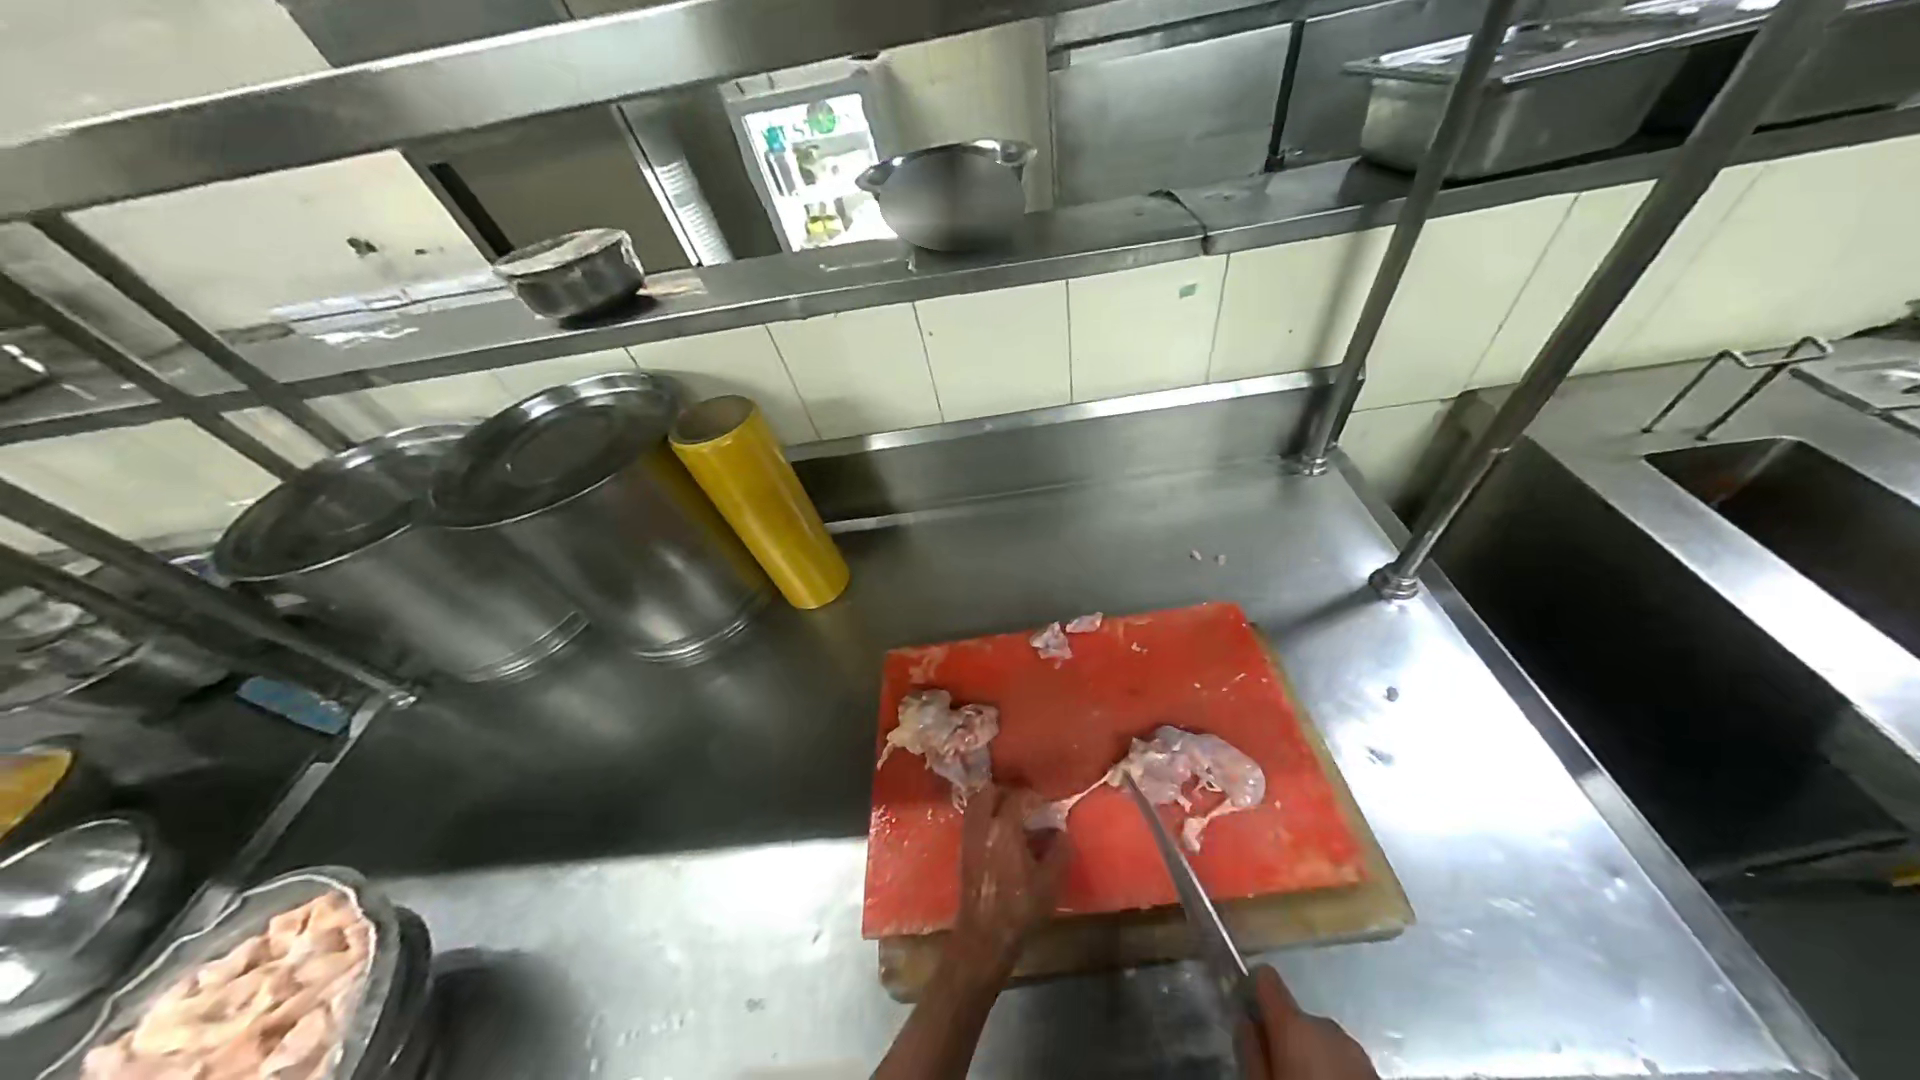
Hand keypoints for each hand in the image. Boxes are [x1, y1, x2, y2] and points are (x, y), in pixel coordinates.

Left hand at [952, 785, 1070, 970]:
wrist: (985, 934)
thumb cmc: (1020, 906)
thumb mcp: (1050, 880)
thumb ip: (1059, 850)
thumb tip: (1061, 831)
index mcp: (1003, 827)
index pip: (1017, 797)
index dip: (1033, 796)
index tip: (1046, 802)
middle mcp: (982, 825)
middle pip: (988, 792)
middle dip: (1006, 791)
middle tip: (1025, 800)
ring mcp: (968, 837)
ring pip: (976, 804)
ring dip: (993, 801)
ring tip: (1013, 812)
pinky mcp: (963, 850)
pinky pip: (973, 819)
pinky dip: (985, 815)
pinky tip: (1002, 831)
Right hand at [1237, 966, 1378, 1079]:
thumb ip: (1249, 1050)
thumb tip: (1245, 1021)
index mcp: (1293, 1024)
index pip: (1266, 978)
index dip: (1252, 989)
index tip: (1247, 1012)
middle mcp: (1325, 1025)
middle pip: (1293, 1015)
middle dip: (1283, 1037)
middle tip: (1277, 1069)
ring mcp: (1354, 1048)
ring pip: (1319, 1039)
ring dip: (1309, 1055)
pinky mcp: (1374, 1071)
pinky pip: (1340, 1059)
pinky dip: (1331, 1071)